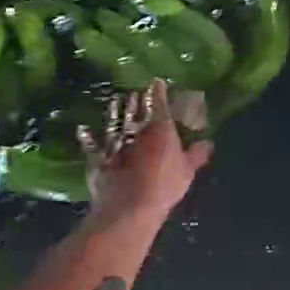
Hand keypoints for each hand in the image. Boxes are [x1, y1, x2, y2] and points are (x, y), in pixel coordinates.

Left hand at [78, 79, 212, 217]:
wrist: (129, 207)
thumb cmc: (165, 184)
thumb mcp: (188, 169)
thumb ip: (196, 154)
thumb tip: (206, 142)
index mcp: (161, 131)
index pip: (160, 106)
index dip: (158, 93)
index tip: (157, 82)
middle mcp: (136, 133)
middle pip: (136, 113)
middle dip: (137, 101)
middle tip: (136, 91)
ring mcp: (115, 146)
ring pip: (114, 124)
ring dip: (114, 113)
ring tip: (114, 101)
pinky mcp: (99, 161)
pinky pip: (93, 146)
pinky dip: (88, 138)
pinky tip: (83, 129)